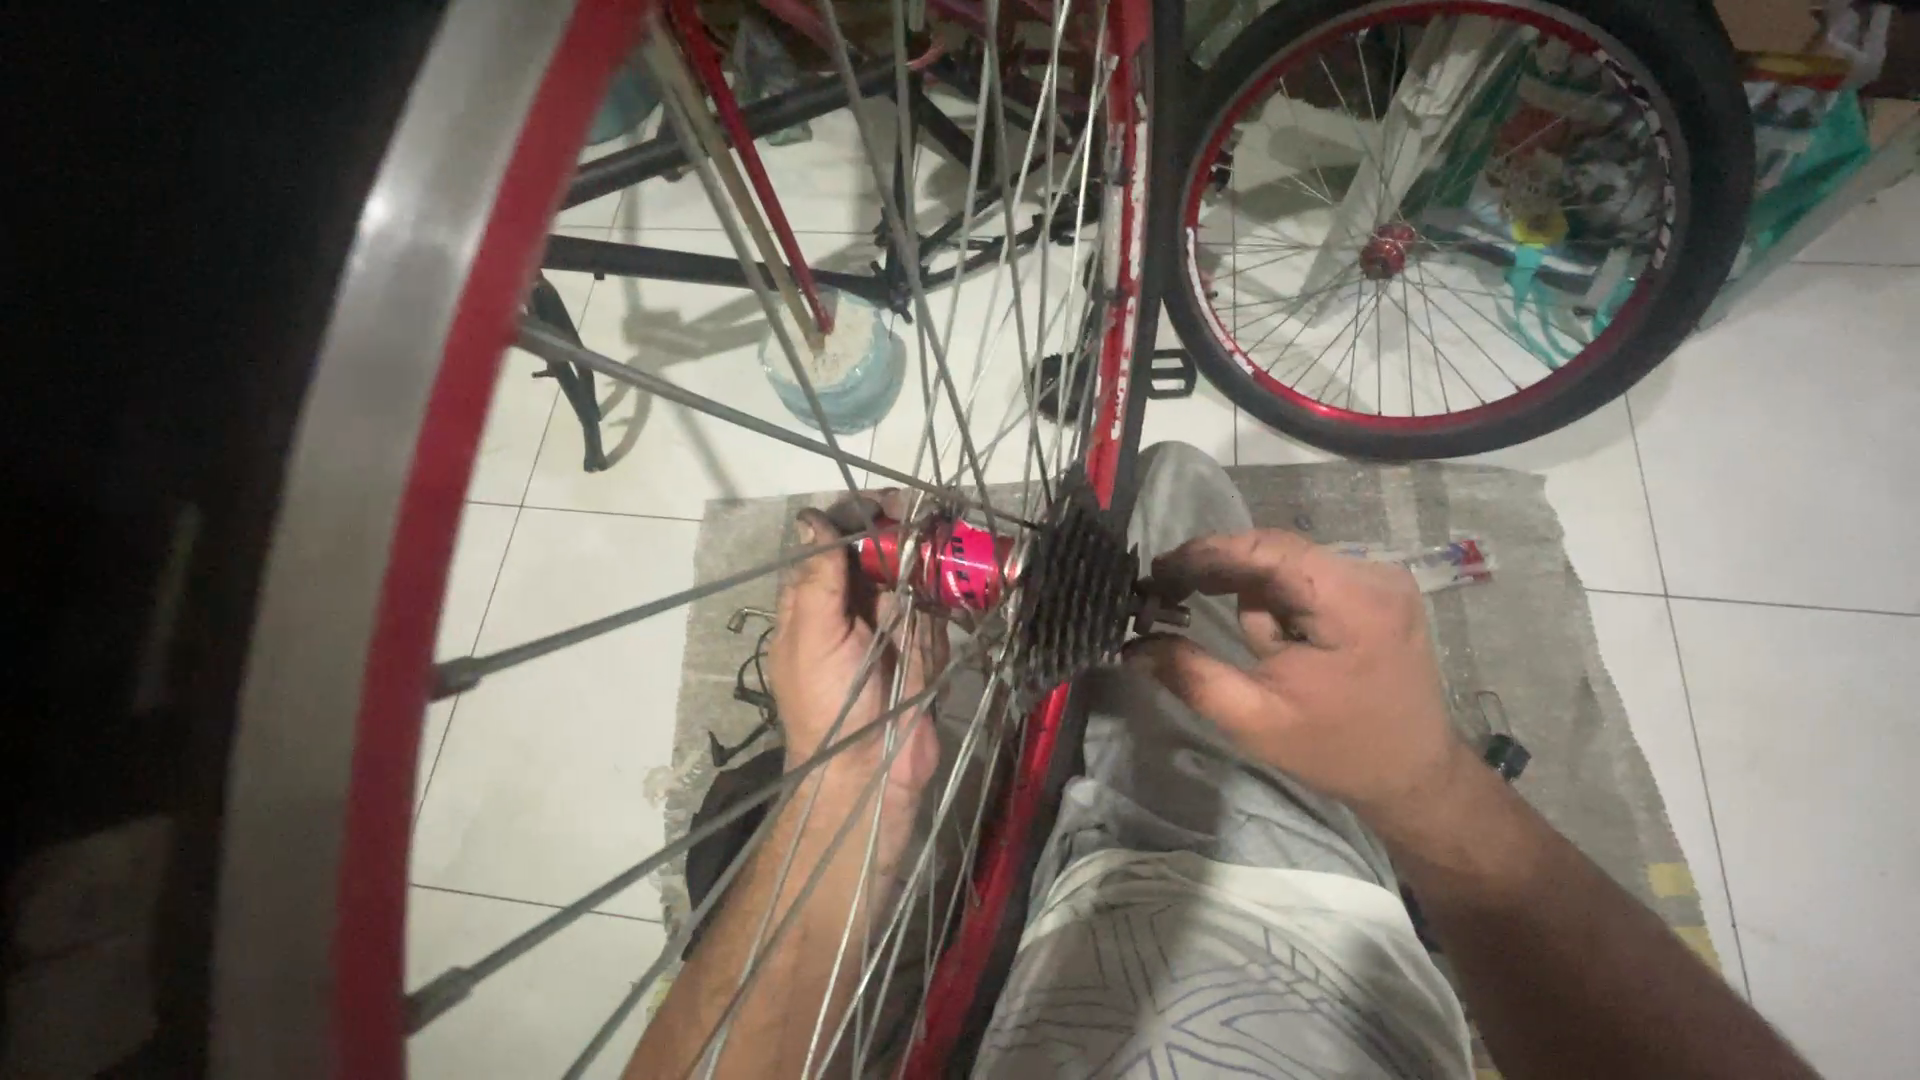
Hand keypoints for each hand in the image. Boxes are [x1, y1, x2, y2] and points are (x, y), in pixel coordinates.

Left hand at [769, 505, 944, 803]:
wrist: (870, 769)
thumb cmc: (827, 701)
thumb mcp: (813, 636)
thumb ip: (818, 578)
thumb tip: (811, 518)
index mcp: (816, 600)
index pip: (834, 542)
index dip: (858, 518)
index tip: (886, 504)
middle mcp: (855, 604)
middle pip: (878, 551)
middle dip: (904, 529)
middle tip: (930, 513)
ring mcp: (893, 621)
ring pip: (912, 571)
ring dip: (933, 550)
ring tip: (954, 532)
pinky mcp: (926, 641)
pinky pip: (939, 602)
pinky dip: (953, 583)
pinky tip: (968, 565)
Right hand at [1127, 529, 1472, 820]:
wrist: (1412, 775)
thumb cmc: (1335, 750)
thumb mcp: (1253, 719)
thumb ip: (1190, 675)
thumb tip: (1133, 646)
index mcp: (1353, 602)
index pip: (1269, 550)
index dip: (1208, 552)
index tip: (1159, 570)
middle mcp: (1373, 575)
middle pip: (1275, 552)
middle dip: (1223, 575)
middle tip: (1169, 596)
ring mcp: (1381, 579)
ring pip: (1287, 564)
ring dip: (1256, 595)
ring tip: (1262, 653)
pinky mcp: (1377, 590)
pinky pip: (1307, 577)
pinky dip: (1279, 600)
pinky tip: (1280, 643)